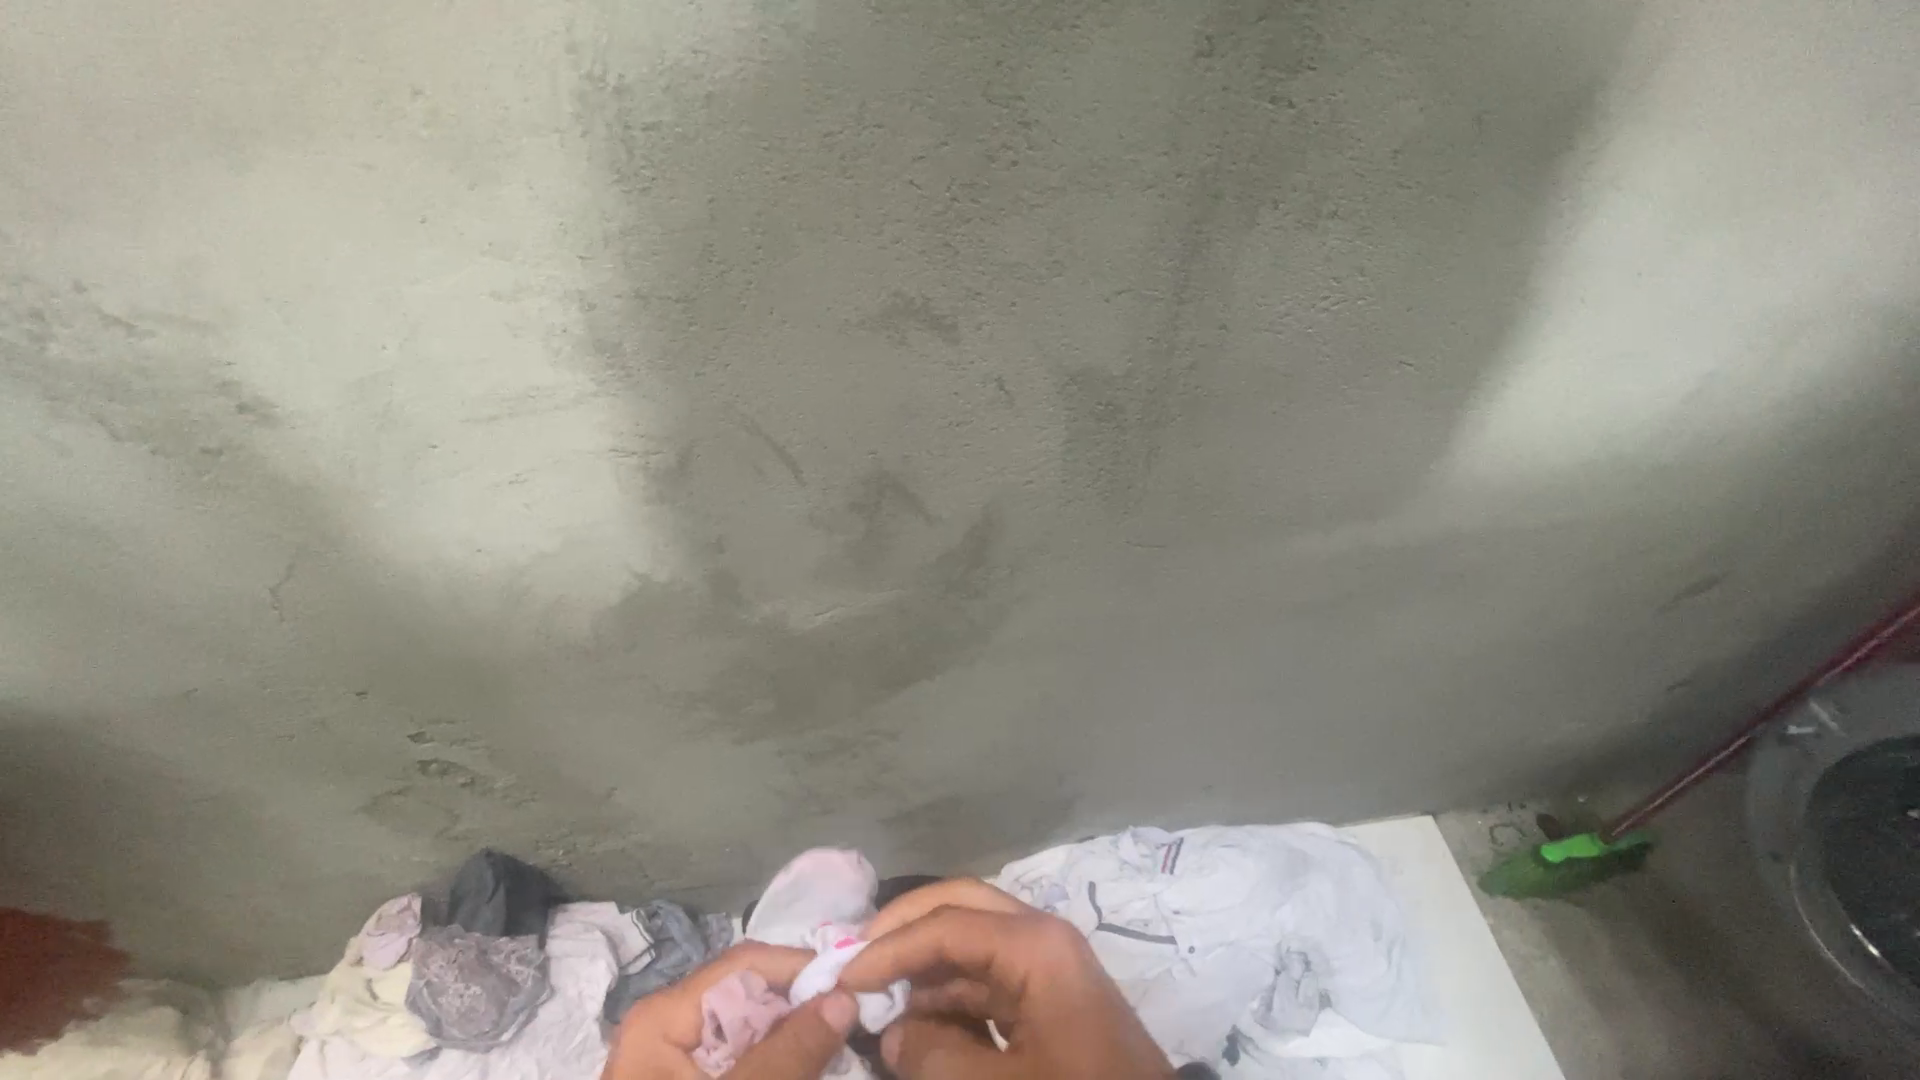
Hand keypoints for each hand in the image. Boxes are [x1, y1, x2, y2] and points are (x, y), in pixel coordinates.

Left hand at [602, 942, 858, 1079]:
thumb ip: (788, 1054)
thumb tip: (845, 997)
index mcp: (666, 1015)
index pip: (748, 964)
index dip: (803, 969)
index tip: (857, 986)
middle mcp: (671, 1025)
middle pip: (752, 994)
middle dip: (803, 1009)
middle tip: (855, 1023)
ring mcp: (679, 1058)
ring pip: (754, 1029)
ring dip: (795, 1040)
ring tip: (836, 1053)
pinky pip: (745, 1059)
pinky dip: (777, 1065)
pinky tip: (807, 1072)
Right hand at [840, 879, 1171, 1079]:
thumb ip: (935, 1057)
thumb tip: (893, 1033)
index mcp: (1034, 944)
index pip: (946, 925)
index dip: (889, 949)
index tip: (843, 977)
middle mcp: (1041, 937)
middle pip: (961, 904)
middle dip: (907, 925)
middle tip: (858, 955)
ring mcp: (1047, 965)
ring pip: (972, 940)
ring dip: (925, 962)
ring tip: (878, 992)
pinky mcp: (1048, 997)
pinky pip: (987, 978)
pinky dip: (949, 992)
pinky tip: (917, 1018)